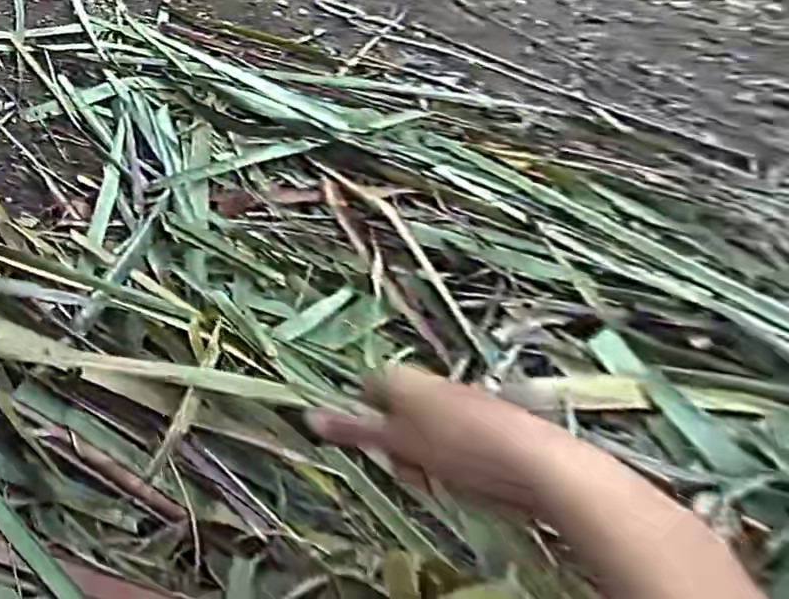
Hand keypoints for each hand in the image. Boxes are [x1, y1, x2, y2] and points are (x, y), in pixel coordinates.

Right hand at [309, 366, 568, 513]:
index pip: (362, 390)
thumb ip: (352, 430)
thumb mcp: (398, 443)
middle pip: (397, 411)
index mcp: (397, 376)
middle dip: (401, 444)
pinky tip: (483, 481)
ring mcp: (465, 399)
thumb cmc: (459, 447)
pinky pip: (467, 439)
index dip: (365, 419)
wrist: (549, 467)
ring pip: (431, 428)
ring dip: (433, 456)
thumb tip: (308, 417)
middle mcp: (427, 380)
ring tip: (452, 481)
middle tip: (414, 470)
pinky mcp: (500, 423)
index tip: (378, 447)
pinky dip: (467, 459)